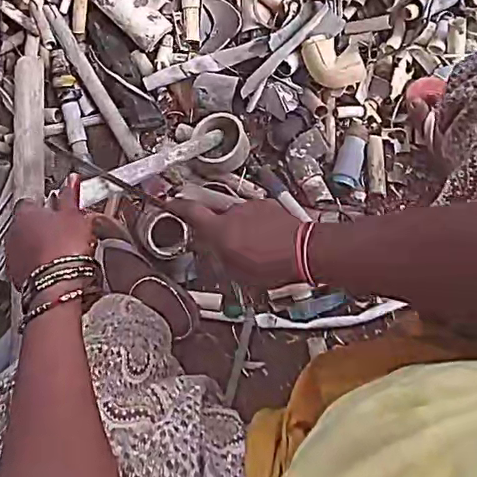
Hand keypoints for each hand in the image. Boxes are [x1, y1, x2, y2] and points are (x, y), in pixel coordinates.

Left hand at [7, 175, 96, 286]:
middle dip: (42, 226)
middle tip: (63, 231)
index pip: (31, 201)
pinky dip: (38, 265)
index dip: (46, 205)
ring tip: (61, 251)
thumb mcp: (74, 215)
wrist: (59, 286)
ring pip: (26, 245)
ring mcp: (13, 255)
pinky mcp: (17, 277)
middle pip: (27, 224)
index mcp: (25, 212)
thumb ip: (70, 196)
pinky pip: (27, 265)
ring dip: (39, 246)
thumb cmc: (65, 249)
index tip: (58, 209)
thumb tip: (71, 181)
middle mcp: (13, 232)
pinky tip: (54, 267)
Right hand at [167, 198, 301, 287]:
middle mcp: (233, 213)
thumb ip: (219, 257)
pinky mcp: (268, 205)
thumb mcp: (238, 273)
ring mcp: (251, 207)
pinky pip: (254, 213)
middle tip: (223, 240)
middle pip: (214, 213)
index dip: (177, 206)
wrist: (306, 252)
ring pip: (236, 214)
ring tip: (253, 247)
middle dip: (215, 225)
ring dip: (239, 227)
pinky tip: (267, 240)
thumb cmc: (274, 266)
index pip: (190, 211)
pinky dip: (256, 224)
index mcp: (220, 230)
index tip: (170, 203)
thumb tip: (213, 252)